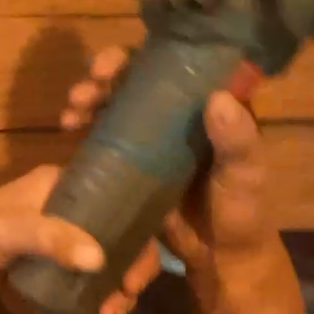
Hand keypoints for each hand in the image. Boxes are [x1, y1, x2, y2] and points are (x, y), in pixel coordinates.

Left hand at [0, 48, 169, 313]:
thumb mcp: (9, 231)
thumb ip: (51, 239)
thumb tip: (99, 260)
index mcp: (61, 185)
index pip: (120, 202)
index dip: (141, 234)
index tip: (138, 271)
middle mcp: (67, 207)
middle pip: (120, 239)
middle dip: (128, 274)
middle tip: (121, 304)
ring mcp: (61, 238)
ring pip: (106, 265)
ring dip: (113, 295)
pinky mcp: (52, 266)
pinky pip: (85, 282)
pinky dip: (94, 303)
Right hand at [64, 48, 282, 313]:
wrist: (217, 256)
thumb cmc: (239, 211)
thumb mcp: (245, 175)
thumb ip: (238, 141)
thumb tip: (217, 98)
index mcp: (206, 106)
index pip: (170, 65)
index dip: (138, 57)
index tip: (113, 67)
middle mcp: (173, 113)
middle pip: (131, 78)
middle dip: (101, 77)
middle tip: (82, 93)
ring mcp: (147, 135)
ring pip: (111, 101)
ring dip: (85, 98)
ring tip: (70, 114)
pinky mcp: (126, 159)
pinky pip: (100, 131)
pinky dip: (81, 123)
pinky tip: (68, 128)